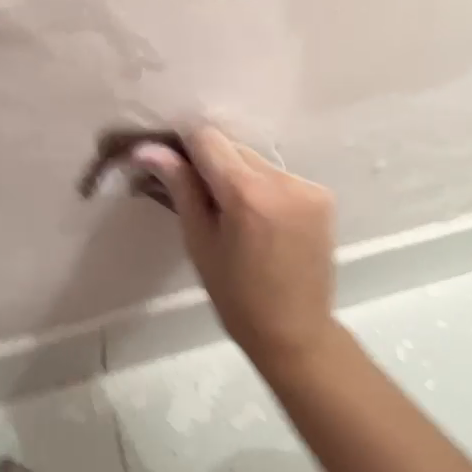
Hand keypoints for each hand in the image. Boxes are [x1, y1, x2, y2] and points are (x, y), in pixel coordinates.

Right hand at [138, 127, 338, 364]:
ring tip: (238, 219)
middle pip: (233, 148)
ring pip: (256, 161)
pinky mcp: (323, 195)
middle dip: (214, 166)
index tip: (178, 173)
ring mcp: (307, 186)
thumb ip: (180, 186)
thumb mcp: (199, 242)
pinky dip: (266, 189)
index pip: (207, 138)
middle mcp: (281, 179)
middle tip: (205, 204)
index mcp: (246, 192)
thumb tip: (147, 148)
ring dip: (241, 177)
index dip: (186, 150)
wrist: (295, 332)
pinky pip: (280, 177)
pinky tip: (265, 223)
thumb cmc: (236, 296)